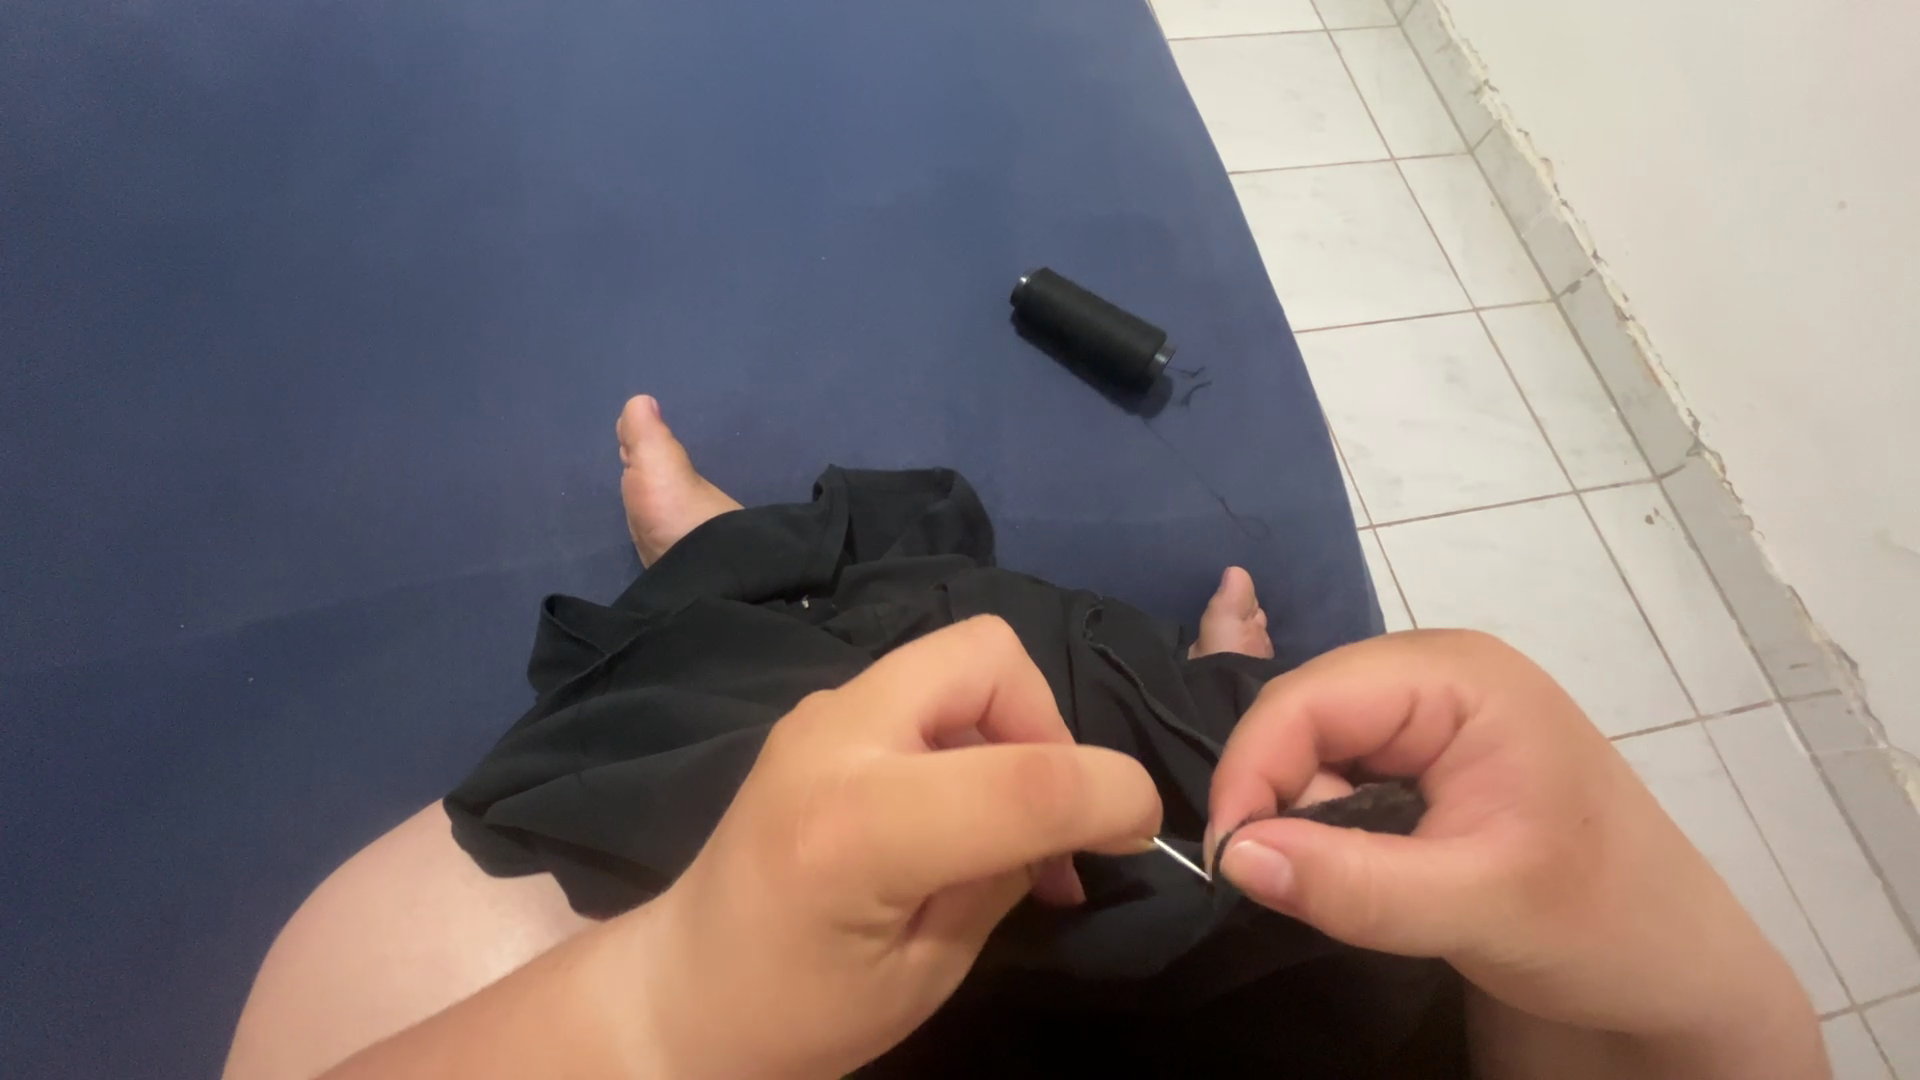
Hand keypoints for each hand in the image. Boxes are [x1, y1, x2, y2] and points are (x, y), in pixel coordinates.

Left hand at [619, 616, 1162, 1079]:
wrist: (680, 991)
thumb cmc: (798, 1013)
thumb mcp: (928, 970)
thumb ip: (1008, 871)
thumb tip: (1076, 816)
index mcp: (857, 824)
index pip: (1020, 777)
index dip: (1110, 792)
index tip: (1140, 828)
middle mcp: (837, 734)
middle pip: (986, 652)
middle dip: (1047, 719)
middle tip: (1051, 809)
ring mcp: (823, 709)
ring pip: (960, 655)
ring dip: (1012, 721)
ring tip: (1010, 812)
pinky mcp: (824, 709)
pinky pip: (928, 683)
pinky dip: (974, 726)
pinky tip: (963, 798)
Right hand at [1206, 630, 1822, 1078]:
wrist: (1678, 972)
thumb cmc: (1612, 928)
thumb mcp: (1484, 909)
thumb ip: (1354, 883)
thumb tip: (1232, 857)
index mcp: (1454, 674)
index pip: (1308, 701)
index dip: (1252, 771)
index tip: (1230, 860)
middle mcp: (1423, 670)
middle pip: (1298, 716)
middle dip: (1277, 796)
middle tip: (1284, 877)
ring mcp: (1414, 704)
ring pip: (1303, 745)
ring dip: (1297, 812)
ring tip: (1344, 876)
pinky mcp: (1407, 744)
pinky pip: (1324, 767)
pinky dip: (1315, 817)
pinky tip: (1353, 857)